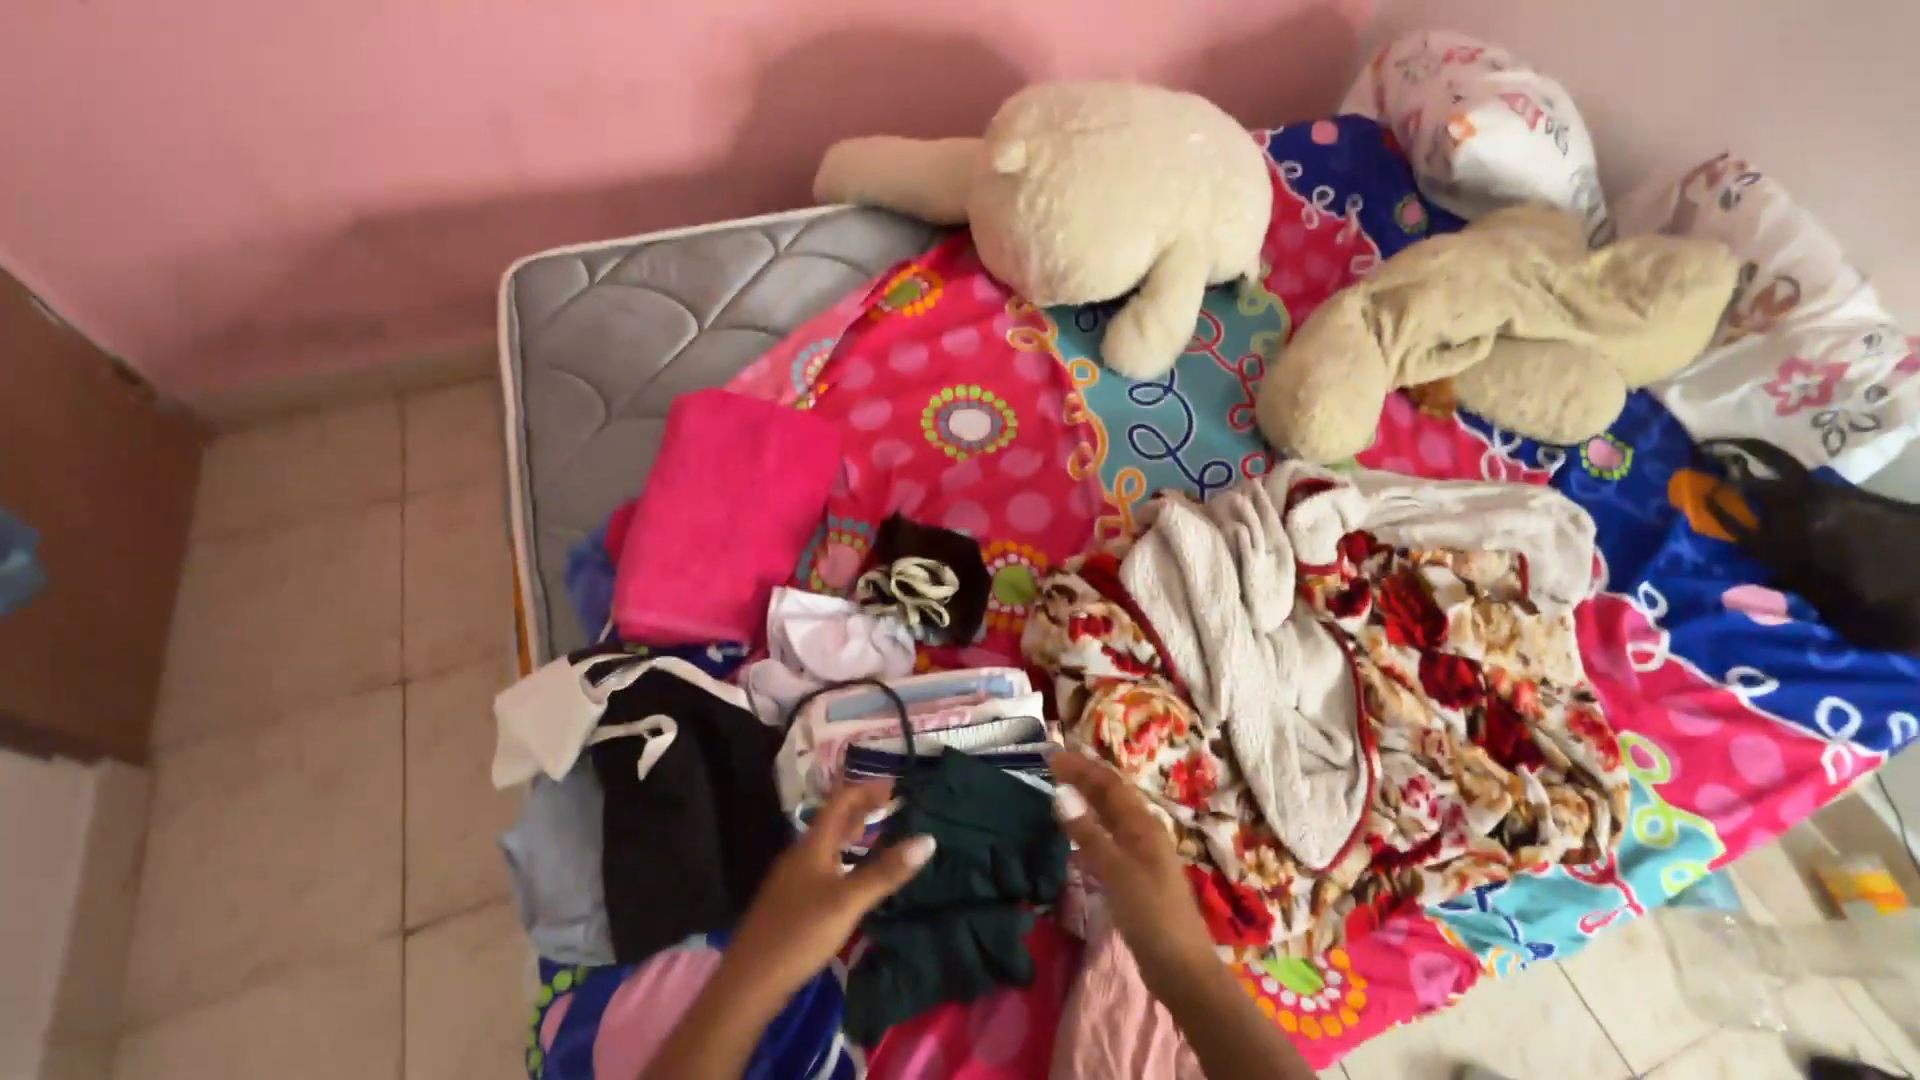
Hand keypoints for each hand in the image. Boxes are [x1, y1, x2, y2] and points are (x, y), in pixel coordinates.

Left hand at [727, 780, 935, 997]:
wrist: (748, 982)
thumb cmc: (799, 933)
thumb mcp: (847, 901)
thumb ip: (885, 871)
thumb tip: (928, 838)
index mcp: (812, 846)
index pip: (841, 801)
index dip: (868, 789)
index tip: (897, 784)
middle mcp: (800, 855)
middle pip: (833, 820)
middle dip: (862, 808)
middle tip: (895, 805)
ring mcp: (793, 879)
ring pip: (827, 844)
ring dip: (853, 833)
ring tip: (880, 833)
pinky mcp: (791, 902)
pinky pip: (823, 865)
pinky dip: (844, 857)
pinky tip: (854, 876)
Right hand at [1051, 752, 1218, 986]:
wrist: (1181, 968)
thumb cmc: (1151, 914)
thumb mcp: (1117, 871)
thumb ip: (1089, 834)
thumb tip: (1062, 796)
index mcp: (1143, 826)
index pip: (1110, 784)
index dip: (1083, 767)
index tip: (1054, 755)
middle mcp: (1143, 834)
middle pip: (1111, 797)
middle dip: (1084, 779)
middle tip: (1053, 766)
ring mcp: (1140, 857)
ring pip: (1110, 818)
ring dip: (1087, 801)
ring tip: (1061, 792)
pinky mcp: (1134, 879)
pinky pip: (1108, 841)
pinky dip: (1090, 830)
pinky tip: (1076, 836)